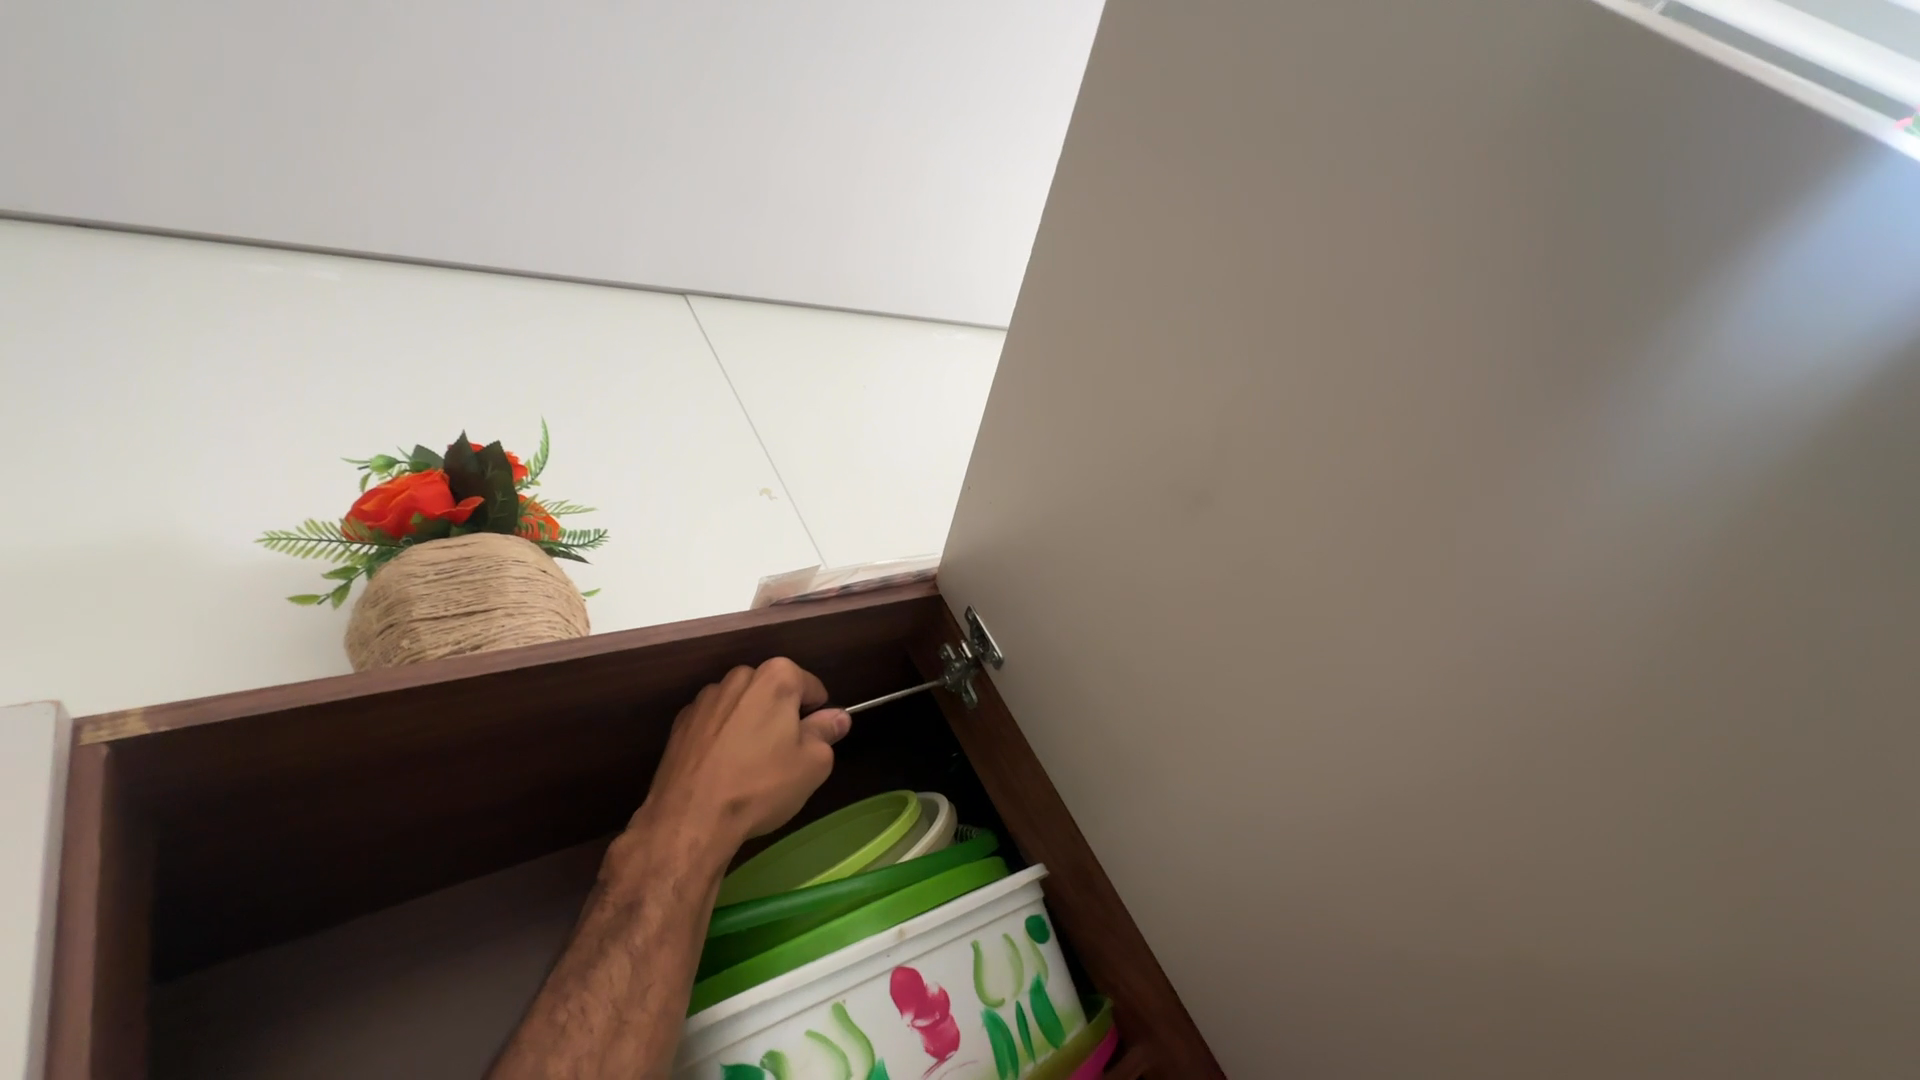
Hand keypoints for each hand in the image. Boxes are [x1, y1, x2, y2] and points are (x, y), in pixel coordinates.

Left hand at [639, 658, 851, 850]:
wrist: (690, 818)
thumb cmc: (761, 786)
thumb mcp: (812, 764)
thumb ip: (827, 732)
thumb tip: (837, 718)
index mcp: (776, 678)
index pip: (810, 686)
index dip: (817, 714)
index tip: (812, 741)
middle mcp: (738, 677)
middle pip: (772, 692)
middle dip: (781, 716)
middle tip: (784, 755)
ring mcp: (705, 699)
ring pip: (741, 707)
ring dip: (750, 725)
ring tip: (748, 766)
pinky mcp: (680, 722)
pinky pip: (714, 723)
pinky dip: (722, 738)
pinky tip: (721, 770)